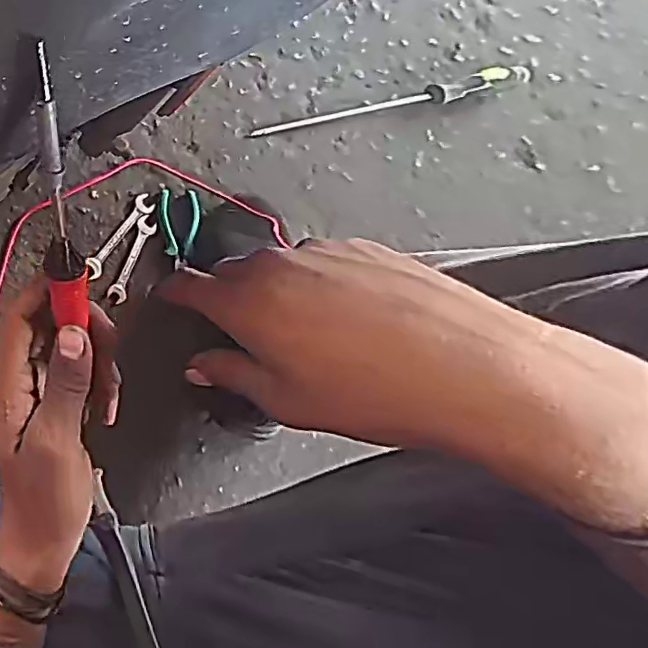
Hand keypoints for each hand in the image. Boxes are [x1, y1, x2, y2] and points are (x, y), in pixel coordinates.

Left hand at [0, 280, 119, 592]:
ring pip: (69, 340)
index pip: (18, 314)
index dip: (45, 289)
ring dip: (96, 355)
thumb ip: (66, 383)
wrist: (43, 538)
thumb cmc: (43, 499)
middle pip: (48, 320)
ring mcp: (39, 385)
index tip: (77, 280)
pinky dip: (98, 376)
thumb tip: (73, 332)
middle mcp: (20, 376)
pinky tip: (104, 404)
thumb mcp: (57, 440)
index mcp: (9, 381)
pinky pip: (79, 365)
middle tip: (106, 347)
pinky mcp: (56, 396)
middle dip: (83, 325)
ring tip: (106, 390)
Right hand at [159, 240, 647, 535]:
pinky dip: (321, 283)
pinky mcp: (359, 247)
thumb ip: (230, 374)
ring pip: (277, 267)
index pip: (187, 284)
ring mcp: (318, 251)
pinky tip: (354, 321)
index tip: (172, 297)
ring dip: (280, 292)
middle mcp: (274, 265)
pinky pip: (321, 261)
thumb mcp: (286, 400)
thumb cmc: (379, 392)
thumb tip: (203, 366)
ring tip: (317, 336)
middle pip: (230, 274)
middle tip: (253, 335)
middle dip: (231, 299)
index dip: (173, 292)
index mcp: (244, 301)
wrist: (475, 370)